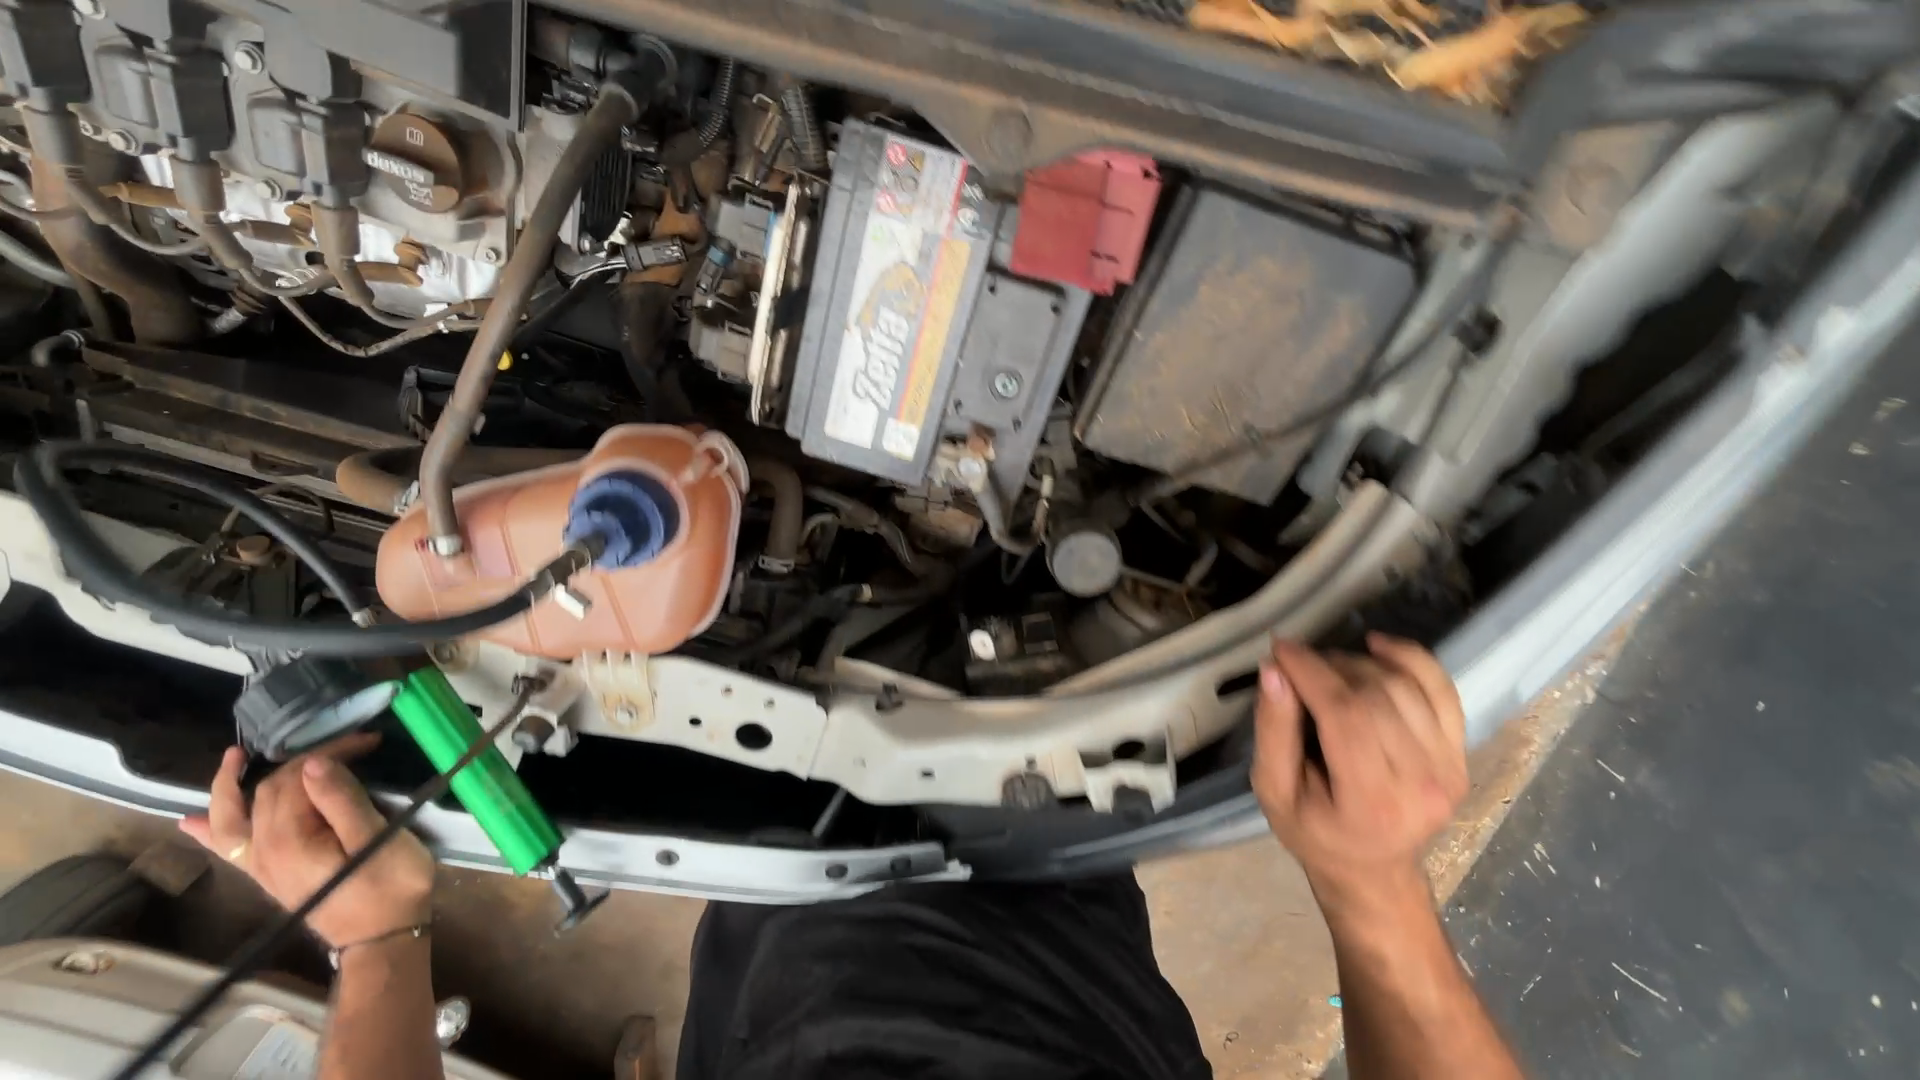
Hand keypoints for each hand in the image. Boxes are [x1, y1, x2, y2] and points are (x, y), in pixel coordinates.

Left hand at [181, 735, 435, 948]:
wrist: (381, 936)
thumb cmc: (389, 884)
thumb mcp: (376, 838)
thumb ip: (341, 801)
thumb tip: (313, 764)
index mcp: (290, 838)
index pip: (298, 777)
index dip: (331, 751)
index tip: (369, 739)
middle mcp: (264, 849)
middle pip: (271, 789)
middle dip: (306, 758)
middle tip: (352, 743)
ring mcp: (262, 864)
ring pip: (235, 816)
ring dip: (231, 786)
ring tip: (233, 759)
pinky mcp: (268, 874)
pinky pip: (229, 847)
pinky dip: (210, 831)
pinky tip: (191, 822)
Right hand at [1252, 633, 1467, 917]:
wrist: (1372, 870)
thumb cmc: (1313, 833)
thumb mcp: (1273, 791)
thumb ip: (1273, 731)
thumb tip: (1274, 671)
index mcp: (1372, 800)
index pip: (1345, 715)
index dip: (1311, 671)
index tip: (1280, 648)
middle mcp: (1423, 783)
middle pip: (1375, 695)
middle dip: (1329, 665)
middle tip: (1296, 663)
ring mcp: (1450, 767)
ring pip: (1405, 686)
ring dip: (1359, 663)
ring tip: (1326, 668)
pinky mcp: (1461, 754)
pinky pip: (1441, 689)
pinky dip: (1411, 659)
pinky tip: (1378, 646)